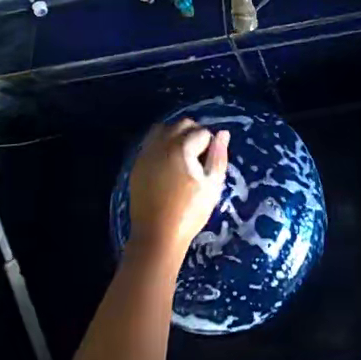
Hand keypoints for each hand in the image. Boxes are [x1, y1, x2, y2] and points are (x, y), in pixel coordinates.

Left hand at [126, 119, 229, 260]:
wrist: (157, 235)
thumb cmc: (190, 212)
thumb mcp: (212, 185)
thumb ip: (219, 156)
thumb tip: (223, 133)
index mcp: (181, 147)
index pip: (202, 132)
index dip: (210, 146)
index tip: (209, 165)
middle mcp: (160, 143)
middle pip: (182, 124)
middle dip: (194, 133)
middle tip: (200, 158)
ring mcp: (146, 153)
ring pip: (163, 128)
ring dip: (175, 135)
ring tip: (183, 156)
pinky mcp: (137, 164)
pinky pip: (150, 142)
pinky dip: (161, 144)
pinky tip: (168, 163)